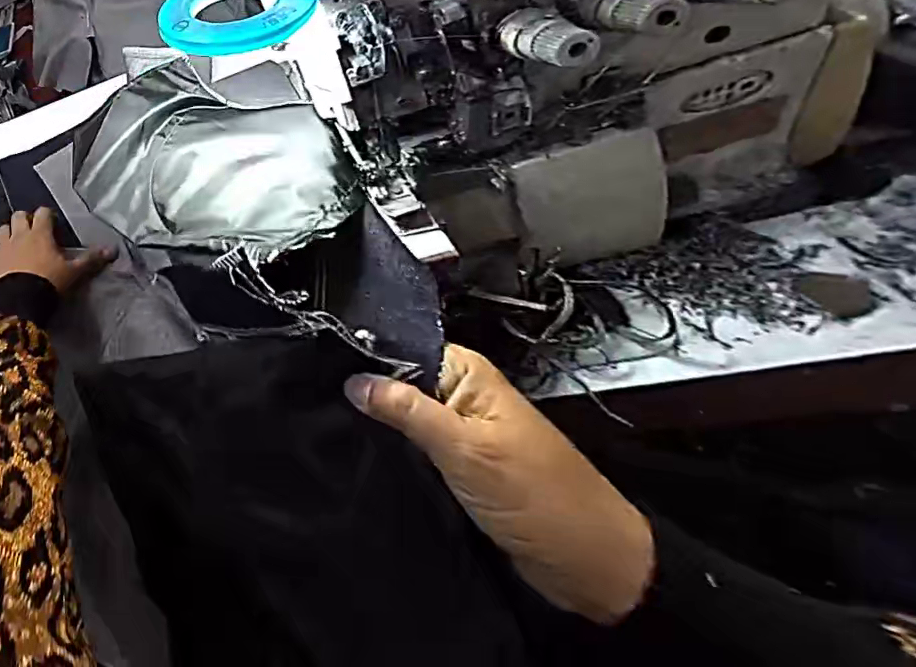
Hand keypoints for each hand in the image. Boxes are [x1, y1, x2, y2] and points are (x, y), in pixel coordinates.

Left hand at [0, 208, 112, 295]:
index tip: (53, 223)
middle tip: (34, 229)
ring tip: (16, 239)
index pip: (43, 212)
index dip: (47, 215)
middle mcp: (20, 234)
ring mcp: (4, 246)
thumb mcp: (73, 272)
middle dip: (26, 219)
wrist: (19, 301)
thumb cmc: (49, 282)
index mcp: (40, 233)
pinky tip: (3, 254)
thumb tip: (112, 250)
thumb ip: (91, 260)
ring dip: (9, 231)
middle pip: (19, 215)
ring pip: (3, 228)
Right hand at [345, 344, 654, 623]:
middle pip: (397, 379)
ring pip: (401, 414)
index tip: (324, 366)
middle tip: (322, 398)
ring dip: (377, 422)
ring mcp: (458, 429)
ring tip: (333, 422)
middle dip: (365, 391)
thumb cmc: (539, 498)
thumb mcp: (465, 449)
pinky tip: (362, 448)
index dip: (363, 354)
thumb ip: (406, 409)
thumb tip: (352, 380)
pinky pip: (413, 443)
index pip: (401, 345)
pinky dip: (392, 447)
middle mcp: (460, 393)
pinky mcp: (456, 460)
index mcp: (467, 373)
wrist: (593, 569)